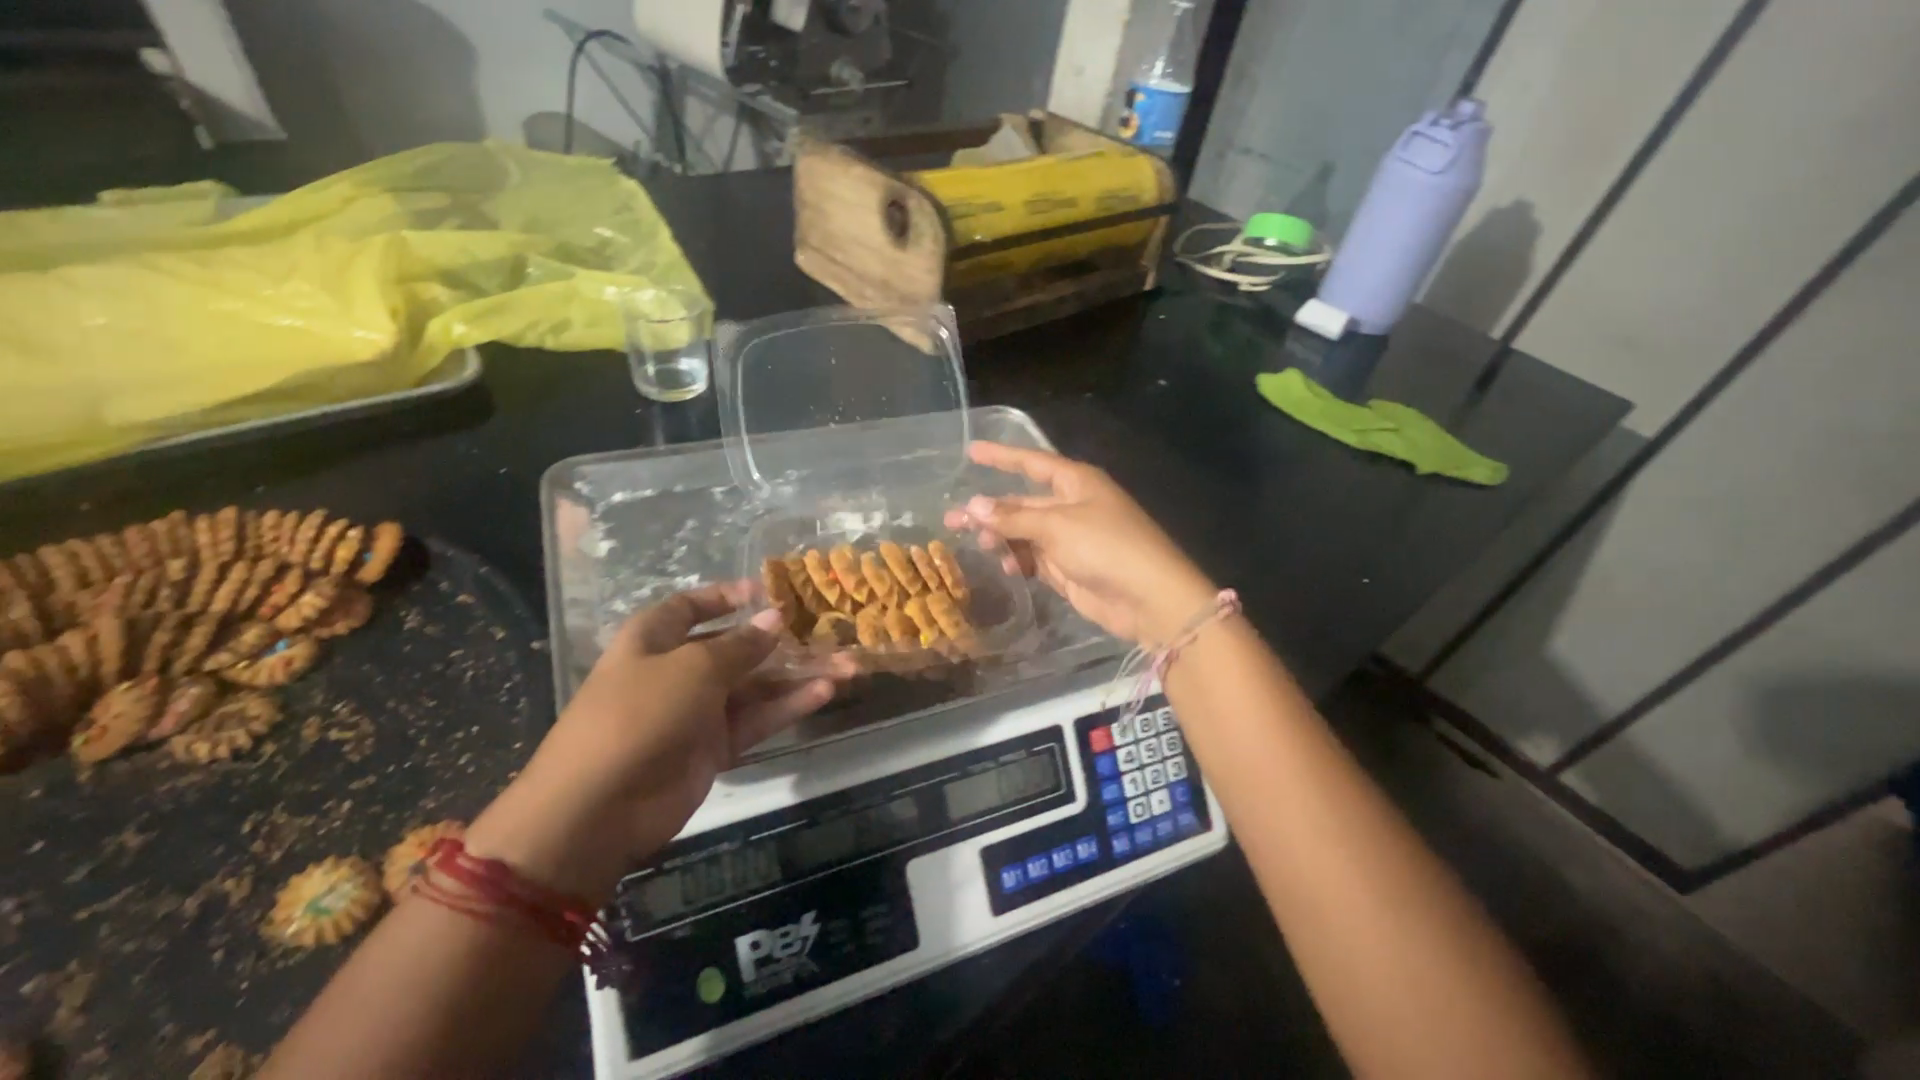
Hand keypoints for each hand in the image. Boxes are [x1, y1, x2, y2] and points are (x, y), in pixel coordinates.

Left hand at [466, 583, 841, 898]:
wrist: (600, 806)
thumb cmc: (638, 714)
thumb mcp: (691, 669)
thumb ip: (739, 646)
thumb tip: (774, 620)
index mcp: (653, 638)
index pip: (691, 607)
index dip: (727, 597)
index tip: (770, 592)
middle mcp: (676, 670)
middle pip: (735, 647)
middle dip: (780, 641)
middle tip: (831, 633)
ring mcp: (696, 711)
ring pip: (754, 686)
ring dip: (797, 675)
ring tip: (846, 664)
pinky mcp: (714, 748)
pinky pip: (756, 719)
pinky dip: (787, 707)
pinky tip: (824, 692)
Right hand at [944, 442, 1216, 644]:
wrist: (1149, 598)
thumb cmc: (1106, 547)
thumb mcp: (1056, 526)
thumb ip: (1013, 516)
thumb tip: (973, 506)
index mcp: (1076, 482)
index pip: (1032, 463)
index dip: (1002, 456)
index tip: (971, 451)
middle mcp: (1073, 506)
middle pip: (1023, 502)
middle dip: (991, 510)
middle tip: (951, 519)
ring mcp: (1071, 539)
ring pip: (1025, 532)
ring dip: (1002, 537)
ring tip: (979, 544)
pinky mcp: (1069, 569)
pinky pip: (1035, 558)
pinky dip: (1019, 560)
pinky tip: (1006, 565)